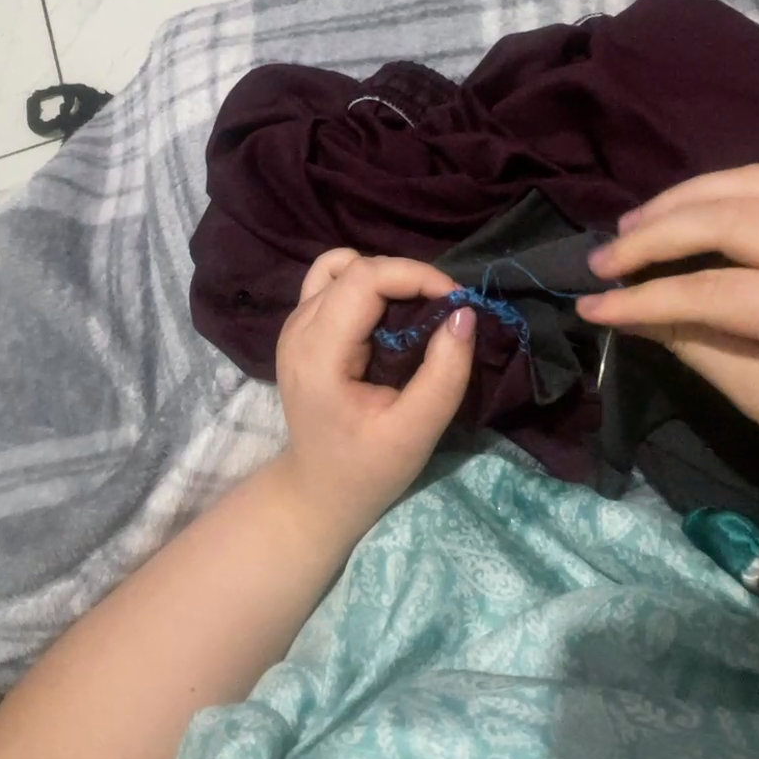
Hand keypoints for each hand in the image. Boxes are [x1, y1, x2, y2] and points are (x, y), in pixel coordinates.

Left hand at [271, 249, 476, 538]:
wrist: (318, 491)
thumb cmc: (367, 469)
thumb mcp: (416, 432)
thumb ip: (444, 374)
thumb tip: (464, 314)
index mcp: (318, 353)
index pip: (364, 278)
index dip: (416, 275)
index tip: (457, 301)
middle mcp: (298, 328)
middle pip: (355, 268)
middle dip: (409, 277)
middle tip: (447, 310)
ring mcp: (293, 324)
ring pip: (342, 267)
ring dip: (387, 278)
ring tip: (416, 311)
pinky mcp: (299, 327)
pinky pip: (331, 281)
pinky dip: (365, 283)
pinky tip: (385, 312)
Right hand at [576, 165, 758, 497]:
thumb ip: (691, 344)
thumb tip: (617, 307)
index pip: (721, 291)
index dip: (646, 295)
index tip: (590, 303)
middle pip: (735, 218)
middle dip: (656, 234)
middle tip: (603, 258)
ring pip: (753, 183)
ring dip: (682, 200)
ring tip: (633, 226)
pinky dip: (721, 192)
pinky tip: (685, 213)